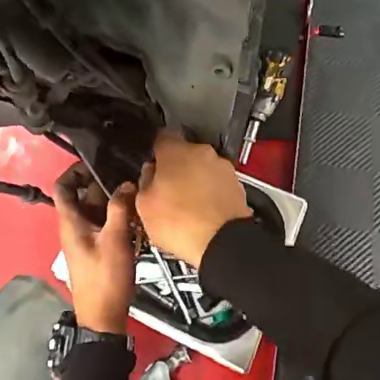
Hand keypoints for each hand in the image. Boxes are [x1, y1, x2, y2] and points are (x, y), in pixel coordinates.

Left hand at [52, 163, 137, 333]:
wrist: (103, 317)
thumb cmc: (105, 278)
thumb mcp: (115, 240)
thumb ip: (120, 208)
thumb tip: (127, 183)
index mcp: (70, 222)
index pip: (63, 186)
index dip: (75, 170)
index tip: (98, 161)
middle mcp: (75, 226)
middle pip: (84, 195)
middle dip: (104, 183)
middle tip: (129, 173)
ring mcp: (87, 237)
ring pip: (98, 208)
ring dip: (115, 199)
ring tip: (138, 189)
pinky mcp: (99, 247)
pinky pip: (106, 222)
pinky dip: (119, 215)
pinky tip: (138, 212)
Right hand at [134, 128, 251, 267]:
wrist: (221, 243)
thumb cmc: (183, 224)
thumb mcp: (145, 206)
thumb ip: (144, 182)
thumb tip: (148, 176)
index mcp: (175, 152)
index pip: (162, 136)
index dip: (156, 149)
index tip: (154, 160)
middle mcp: (201, 153)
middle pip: (184, 153)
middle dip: (176, 168)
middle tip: (166, 191)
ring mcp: (221, 167)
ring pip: (202, 168)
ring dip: (195, 181)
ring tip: (185, 207)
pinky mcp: (236, 184)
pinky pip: (218, 183)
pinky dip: (210, 193)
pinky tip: (202, 212)